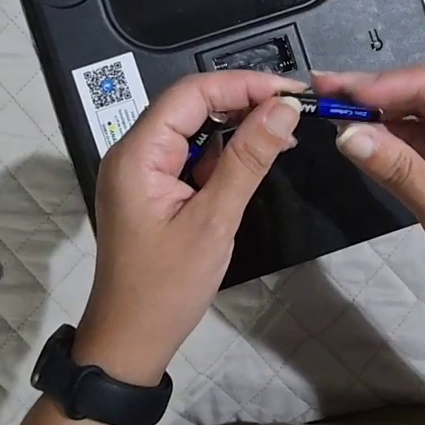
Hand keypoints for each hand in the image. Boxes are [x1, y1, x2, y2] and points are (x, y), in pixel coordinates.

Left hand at [75, 72, 304, 386]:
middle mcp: (134, 152)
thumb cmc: (167, 287)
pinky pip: (189, 155)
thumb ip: (248, 160)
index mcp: (137, 153)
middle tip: (293, 110)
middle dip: (241, 101)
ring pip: (193, 128)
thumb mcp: (214, 221)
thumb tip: (284, 108)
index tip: (290, 91)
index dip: (241, 84)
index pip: (190, 93)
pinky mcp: (152, 188)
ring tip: (283, 132)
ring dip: (236, 127)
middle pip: (190, 105)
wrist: (131, 340)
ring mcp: (141, 171)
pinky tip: (255, 158)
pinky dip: (222, 154)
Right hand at [318, 64, 424, 318]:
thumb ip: (401, 174)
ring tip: (330, 102)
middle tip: (328, 87)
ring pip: (423, 109)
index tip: (358, 93)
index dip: (408, 81)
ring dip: (378, 105)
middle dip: (384, 88)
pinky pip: (417, 134)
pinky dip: (384, 131)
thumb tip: (346, 135)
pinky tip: (353, 128)